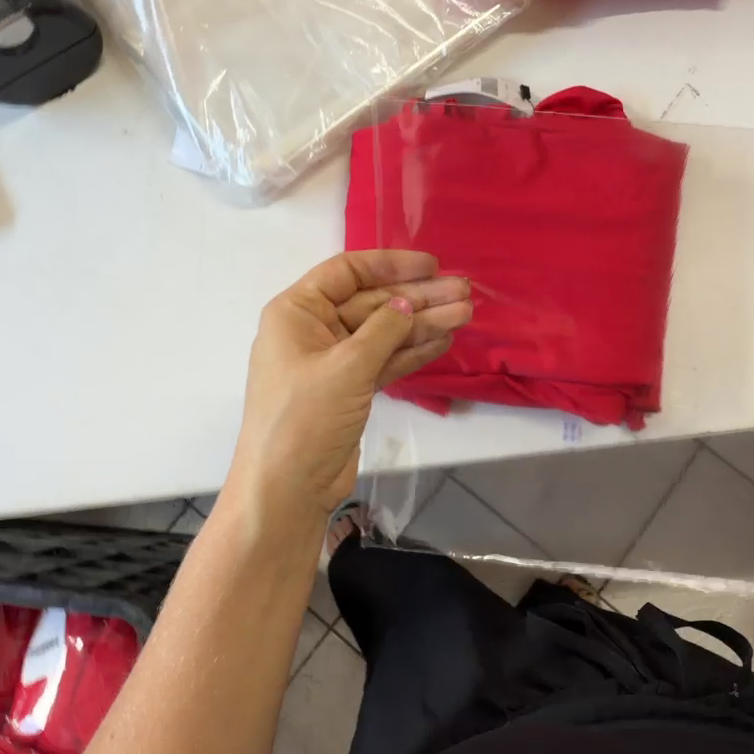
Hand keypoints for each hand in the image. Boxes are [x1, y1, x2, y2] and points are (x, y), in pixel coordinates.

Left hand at [228, 251, 470, 517]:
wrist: (287, 489)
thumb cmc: (305, 418)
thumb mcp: (346, 366)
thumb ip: (383, 329)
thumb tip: (408, 304)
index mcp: (297, 312)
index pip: (347, 272)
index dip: (390, 265)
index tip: (431, 265)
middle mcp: (314, 330)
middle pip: (373, 303)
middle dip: (418, 298)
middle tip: (464, 292)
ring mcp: (333, 362)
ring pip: (384, 333)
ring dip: (423, 324)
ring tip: (466, 314)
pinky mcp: (349, 391)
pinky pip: (385, 361)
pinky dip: (413, 352)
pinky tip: (444, 340)